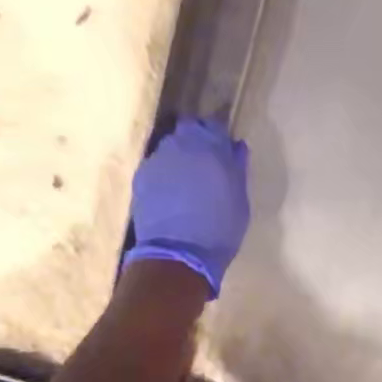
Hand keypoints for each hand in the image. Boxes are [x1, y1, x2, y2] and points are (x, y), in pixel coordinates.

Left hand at [123, 118, 250, 294]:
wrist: (179, 255)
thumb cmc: (220, 231)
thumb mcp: (240, 203)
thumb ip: (237, 171)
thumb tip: (236, 148)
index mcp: (211, 146)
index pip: (214, 126)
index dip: (219, 137)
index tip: (224, 152)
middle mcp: (180, 143)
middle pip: (188, 130)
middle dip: (196, 141)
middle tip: (205, 164)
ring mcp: (157, 158)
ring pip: (170, 146)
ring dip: (179, 157)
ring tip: (187, 182)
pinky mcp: (141, 176)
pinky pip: (156, 166)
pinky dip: (164, 174)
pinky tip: (171, 195)